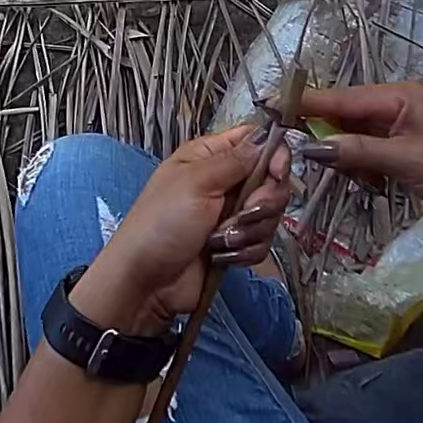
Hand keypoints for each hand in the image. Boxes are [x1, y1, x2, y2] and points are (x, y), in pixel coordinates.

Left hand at [72, 125, 289, 332]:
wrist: (145, 284)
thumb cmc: (162, 223)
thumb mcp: (196, 182)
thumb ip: (236, 159)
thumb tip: (268, 139)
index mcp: (212, 156)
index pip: (258, 140)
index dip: (275, 154)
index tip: (277, 174)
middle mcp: (227, 180)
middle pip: (273, 179)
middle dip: (264, 201)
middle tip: (243, 214)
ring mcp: (233, 213)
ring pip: (271, 212)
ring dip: (249, 230)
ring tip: (220, 241)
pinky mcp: (238, 241)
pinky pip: (264, 240)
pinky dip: (246, 250)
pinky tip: (222, 256)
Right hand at [298, 83, 422, 221]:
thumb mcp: (404, 160)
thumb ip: (357, 152)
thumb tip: (313, 146)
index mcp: (398, 97)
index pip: (342, 98)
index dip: (306, 102)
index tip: (270, 102)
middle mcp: (396, 104)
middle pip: (346, 115)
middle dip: (328, 137)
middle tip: (303, 155)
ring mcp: (401, 124)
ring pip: (356, 136)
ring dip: (350, 157)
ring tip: (362, 177)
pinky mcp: (404, 144)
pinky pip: (370, 149)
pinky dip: (364, 165)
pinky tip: (371, 181)